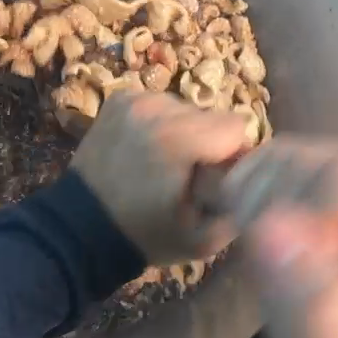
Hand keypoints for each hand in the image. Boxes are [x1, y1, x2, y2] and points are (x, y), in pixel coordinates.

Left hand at [71, 92, 246, 264]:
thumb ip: (239, 208)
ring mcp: (134, 99)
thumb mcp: (202, 238)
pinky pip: (159, 104)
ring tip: (164, 163)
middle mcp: (156, 107)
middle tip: (187, 175)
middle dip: (208, 142)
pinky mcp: (118, 99)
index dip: (233, 154)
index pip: (236, 126)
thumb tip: (256, 183)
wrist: (80, 226)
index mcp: (178, 138)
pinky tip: (146, 149)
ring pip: (184, 107)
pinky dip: (160, 123)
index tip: (216, 178)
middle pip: (210, 115)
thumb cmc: (144, 234)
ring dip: (184, 130)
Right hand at [229, 139, 337, 337]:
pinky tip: (267, 227)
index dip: (302, 221)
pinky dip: (261, 182)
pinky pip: (295, 151)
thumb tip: (271, 230)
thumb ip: (314, 300)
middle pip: (337, 167)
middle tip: (266, 266)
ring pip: (310, 154)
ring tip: (268, 255)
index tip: (282, 272)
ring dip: (265, 197)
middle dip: (283, 209)